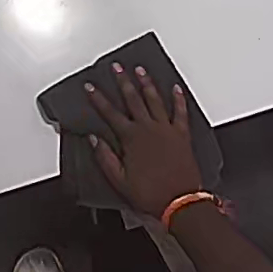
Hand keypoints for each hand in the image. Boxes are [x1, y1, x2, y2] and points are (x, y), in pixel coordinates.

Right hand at [87, 64, 204, 218]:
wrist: (181, 203)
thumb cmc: (150, 193)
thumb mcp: (119, 179)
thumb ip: (104, 157)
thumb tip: (94, 139)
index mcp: (131, 138)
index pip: (110, 112)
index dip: (98, 98)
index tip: (90, 86)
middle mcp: (148, 128)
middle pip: (133, 98)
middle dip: (123, 81)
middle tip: (117, 67)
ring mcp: (166, 129)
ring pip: (154, 99)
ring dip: (146, 83)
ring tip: (140, 69)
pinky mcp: (182, 135)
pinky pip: (180, 112)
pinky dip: (178, 99)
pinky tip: (175, 88)